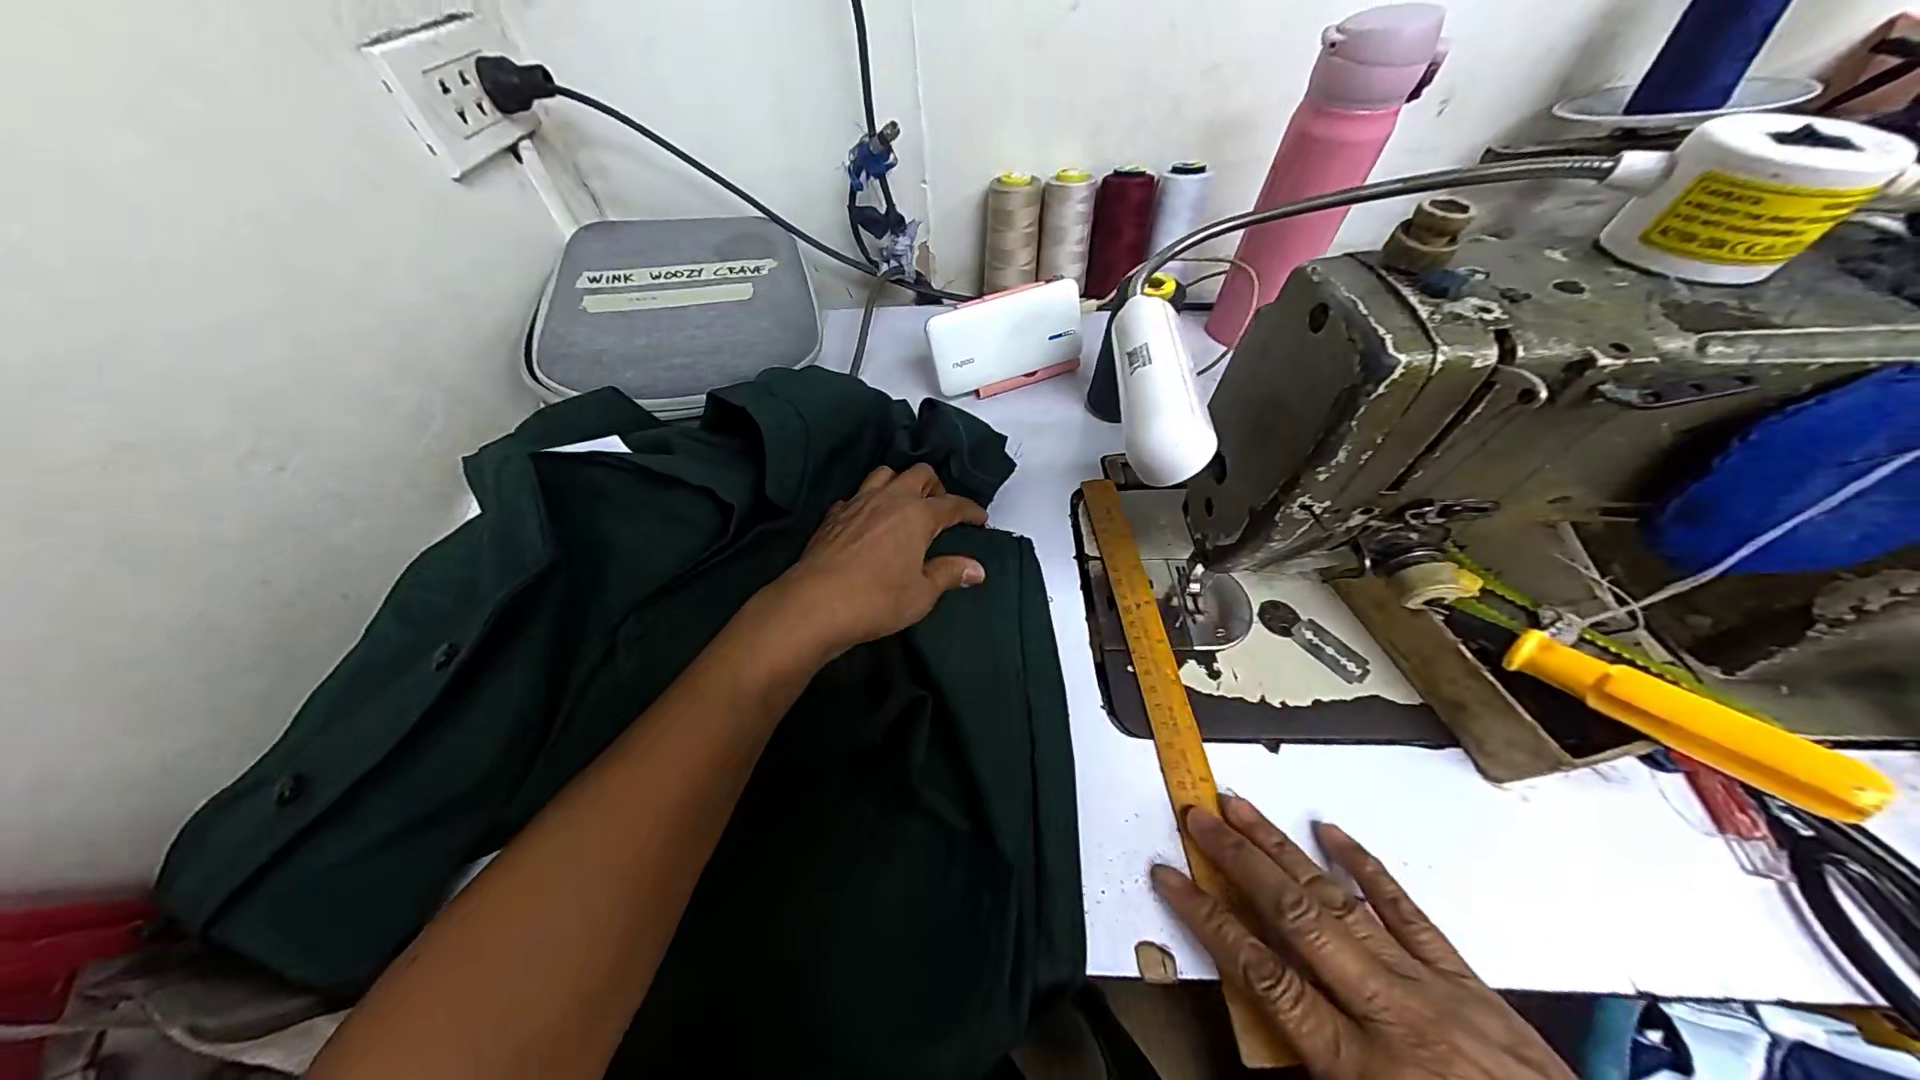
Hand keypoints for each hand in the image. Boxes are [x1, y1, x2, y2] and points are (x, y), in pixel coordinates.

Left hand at [766, 464, 988, 659]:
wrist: (814, 604)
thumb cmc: (876, 600)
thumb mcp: (922, 594)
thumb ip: (949, 574)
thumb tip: (975, 569)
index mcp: (918, 514)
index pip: (952, 503)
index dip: (970, 510)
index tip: (980, 519)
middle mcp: (889, 499)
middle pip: (919, 474)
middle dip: (936, 487)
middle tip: (941, 509)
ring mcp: (857, 503)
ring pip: (885, 475)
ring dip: (900, 484)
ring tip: (906, 506)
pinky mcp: (833, 516)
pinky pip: (856, 496)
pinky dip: (868, 501)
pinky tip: (869, 520)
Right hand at [1152, 796, 1575, 1079]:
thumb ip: (1304, 1071)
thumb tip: (1256, 1024)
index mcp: (1360, 1065)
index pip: (1261, 973)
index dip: (1207, 919)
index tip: (1172, 879)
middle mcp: (1391, 1012)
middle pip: (1296, 915)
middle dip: (1239, 858)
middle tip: (1199, 817)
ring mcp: (1432, 988)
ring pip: (1340, 899)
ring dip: (1284, 848)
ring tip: (1243, 809)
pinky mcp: (1468, 981)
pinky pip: (1408, 913)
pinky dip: (1366, 867)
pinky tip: (1332, 833)